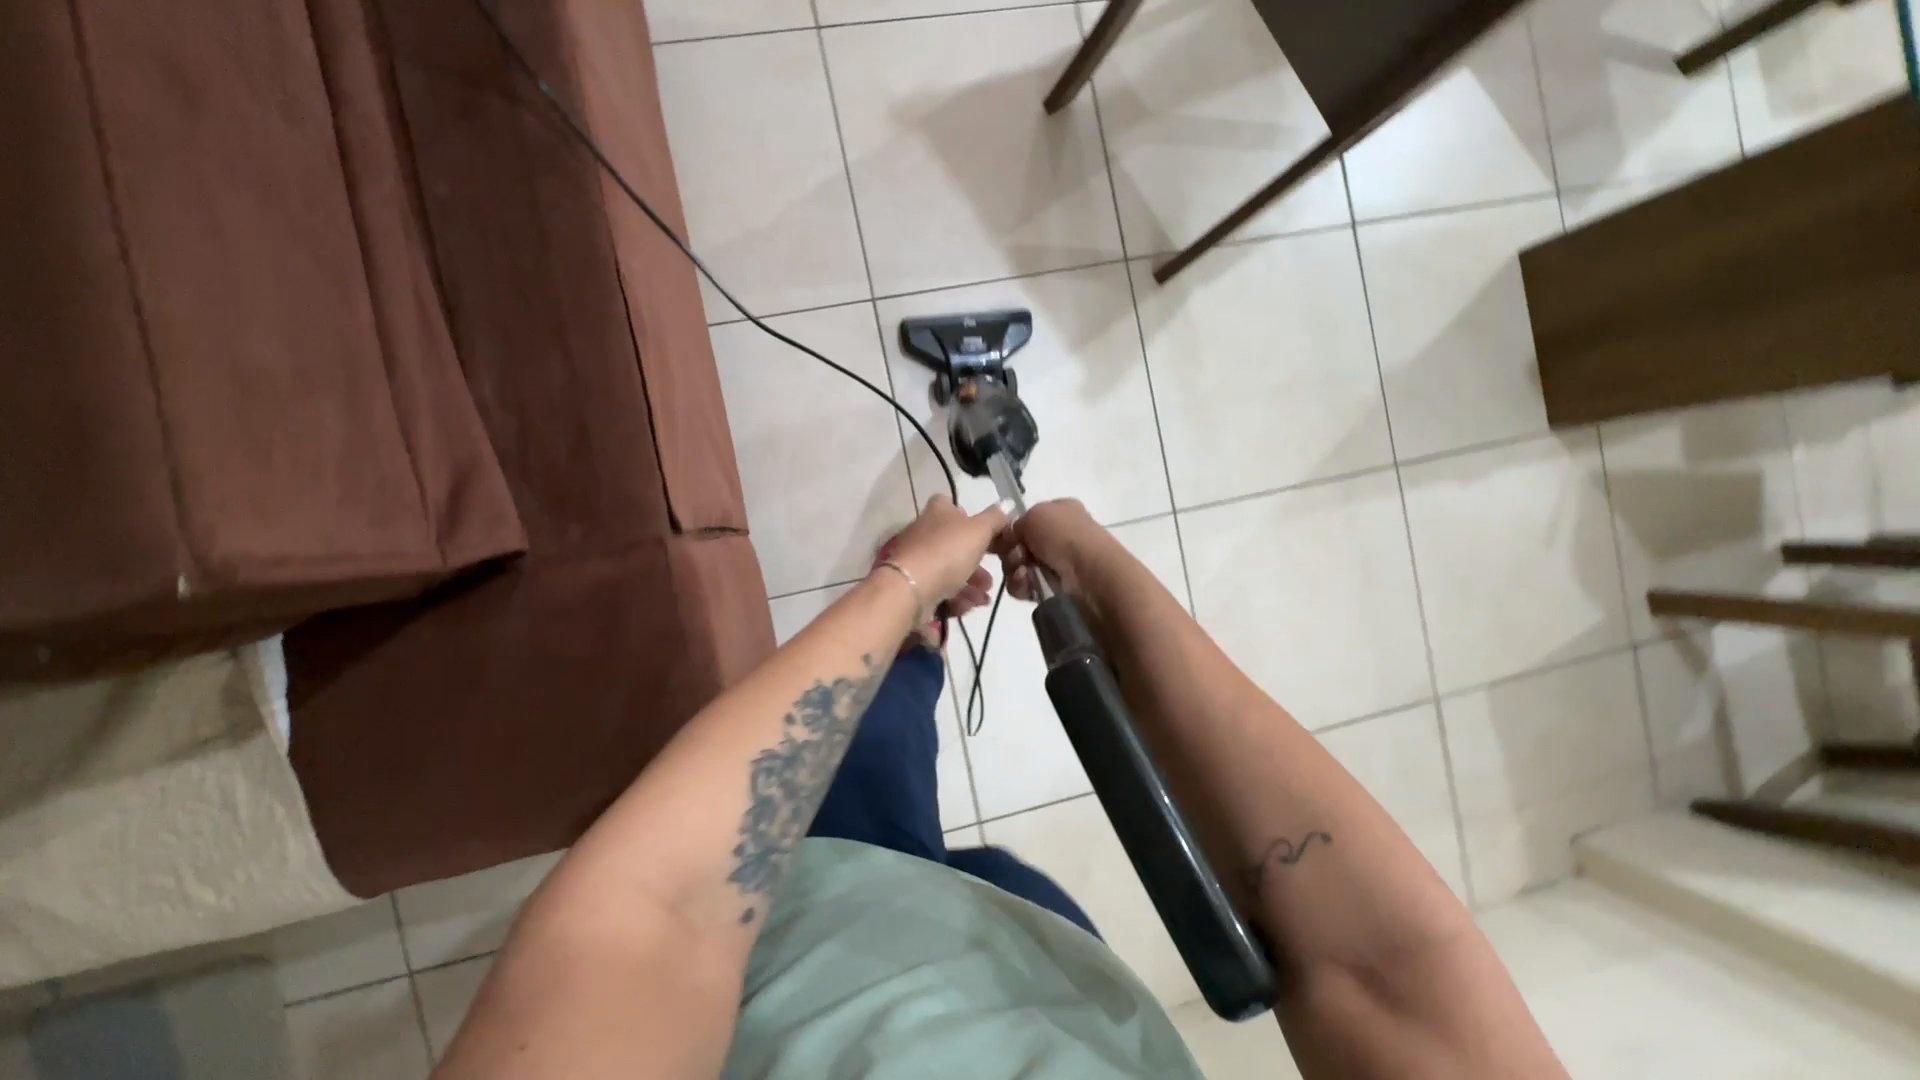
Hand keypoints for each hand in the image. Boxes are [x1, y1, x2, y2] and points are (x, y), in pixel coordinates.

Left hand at [884, 496, 1008, 615]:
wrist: (910, 588)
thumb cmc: (947, 552)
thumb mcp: (979, 531)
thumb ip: (995, 519)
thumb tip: (1008, 504)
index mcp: (938, 512)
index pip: (952, 506)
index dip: (970, 519)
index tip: (987, 536)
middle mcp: (924, 532)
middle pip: (955, 545)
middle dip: (977, 564)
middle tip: (991, 579)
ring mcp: (917, 559)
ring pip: (949, 570)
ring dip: (970, 585)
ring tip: (983, 599)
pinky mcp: (913, 584)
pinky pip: (938, 589)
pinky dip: (955, 598)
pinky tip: (967, 606)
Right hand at [993, 498, 1110, 601]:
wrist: (1091, 574)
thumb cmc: (1064, 536)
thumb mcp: (1034, 515)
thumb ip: (1017, 523)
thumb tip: (1016, 540)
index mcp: (1061, 511)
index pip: (1029, 519)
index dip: (1014, 529)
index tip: (1007, 539)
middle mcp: (1062, 535)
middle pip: (1021, 545)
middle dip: (1012, 553)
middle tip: (1019, 557)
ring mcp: (1060, 562)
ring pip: (1021, 567)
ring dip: (1015, 571)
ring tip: (1025, 574)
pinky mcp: (1057, 587)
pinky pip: (1027, 586)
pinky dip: (1023, 586)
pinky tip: (1029, 586)